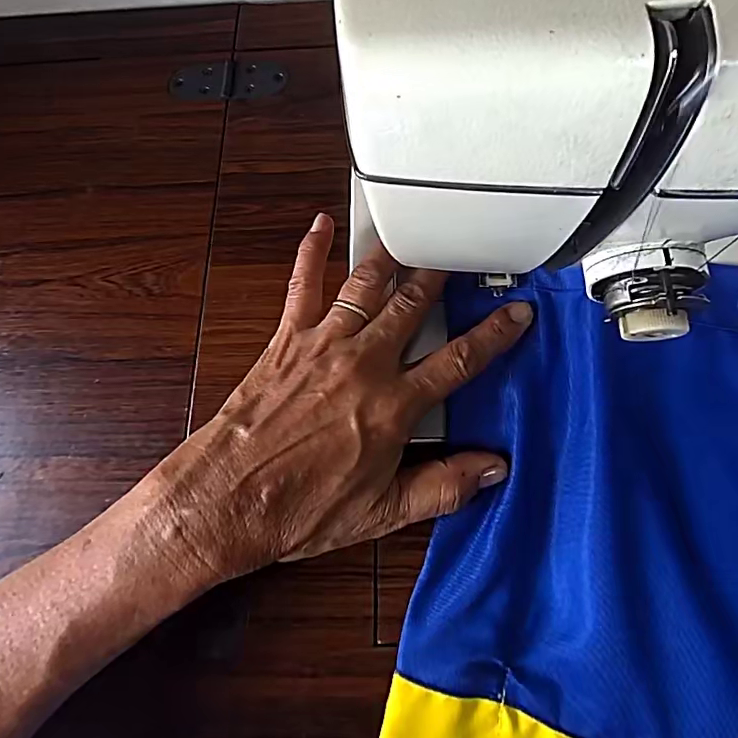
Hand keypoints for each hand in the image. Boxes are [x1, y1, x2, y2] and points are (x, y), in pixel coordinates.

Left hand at [125, 212, 532, 586]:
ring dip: (394, 258)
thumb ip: (444, 486)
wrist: (222, 504)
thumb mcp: (385, 510)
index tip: (516, 312)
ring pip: (368, 285)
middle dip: (444, 276)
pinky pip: (303, 285)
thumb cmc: (299, 507)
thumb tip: (491, 470)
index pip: (460, 358)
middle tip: (462, 254)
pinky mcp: (288, 340)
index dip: (496, 333)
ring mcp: (325, 345)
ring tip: (413, 239)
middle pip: (416, 304)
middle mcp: (364, 365)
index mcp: (394, 406)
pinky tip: (321, 227)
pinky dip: (312, 252)